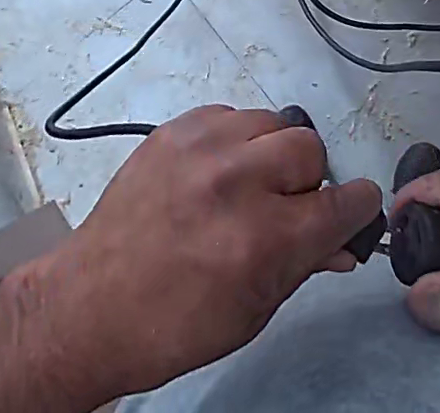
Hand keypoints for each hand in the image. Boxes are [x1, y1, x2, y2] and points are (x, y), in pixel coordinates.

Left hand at [25, 105, 381, 401]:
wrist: (84, 309)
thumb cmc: (173, 324)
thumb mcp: (253, 311)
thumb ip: (308, 263)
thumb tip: (347, 237)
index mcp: (262, 239)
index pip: (347, 201)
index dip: (355, 209)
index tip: (349, 211)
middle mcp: (237, 182)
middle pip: (313, 150)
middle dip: (307, 181)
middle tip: (279, 206)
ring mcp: (204, 147)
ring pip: (277, 123)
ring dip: (271, 154)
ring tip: (244, 185)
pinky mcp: (177, 129)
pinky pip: (235, 114)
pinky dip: (236, 140)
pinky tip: (215, 170)